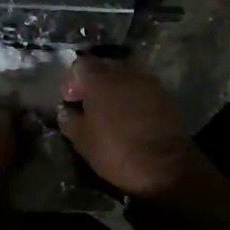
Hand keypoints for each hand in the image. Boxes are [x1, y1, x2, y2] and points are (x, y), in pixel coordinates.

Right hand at [57, 58, 196, 198]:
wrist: (164, 166)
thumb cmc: (115, 150)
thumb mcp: (81, 140)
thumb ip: (69, 119)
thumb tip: (65, 110)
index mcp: (99, 79)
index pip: (80, 64)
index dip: (72, 80)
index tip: (70, 99)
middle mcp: (124, 73)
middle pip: (104, 67)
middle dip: (94, 82)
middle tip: (89, 103)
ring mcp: (147, 82)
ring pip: (125, 77)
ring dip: (115, 89)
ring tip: (110, 110)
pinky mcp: (165, 96)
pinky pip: (142, 89)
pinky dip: (133, 97)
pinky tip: (130, 116)